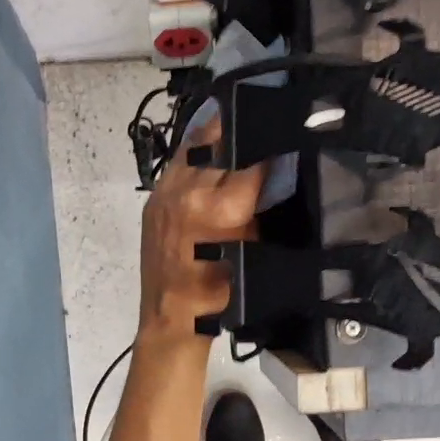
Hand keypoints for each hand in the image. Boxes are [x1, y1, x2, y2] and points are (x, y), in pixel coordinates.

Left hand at [137, 117, 264, 345]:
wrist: (171, 316)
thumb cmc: (219, 292)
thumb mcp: (251, 248)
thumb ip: (260, 208)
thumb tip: (276, 173)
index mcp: (217, 208)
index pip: (253, 165)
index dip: (272, 151)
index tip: (285, 140)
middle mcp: (187, 192)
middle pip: (221, 147)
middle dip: (244, 136)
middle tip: (264, 124)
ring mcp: (165, 193)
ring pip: (195, 148)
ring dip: (218, 137)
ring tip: (240, 125)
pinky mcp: (153, 199)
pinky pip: (178, 164)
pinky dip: (197, 155)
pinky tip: (212, 151)